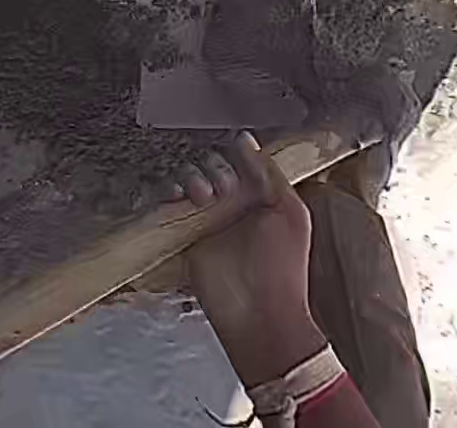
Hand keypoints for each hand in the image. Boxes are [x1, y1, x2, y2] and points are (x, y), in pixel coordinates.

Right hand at [172, 132, 326, 384]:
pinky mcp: (183, 234)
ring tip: (202, 196)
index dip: (233, 154)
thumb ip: (269, 174)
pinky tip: (176, 195)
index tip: (236, 159)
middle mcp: (229, 202)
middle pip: (209, 163)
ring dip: (191, 176)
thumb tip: (245, 140)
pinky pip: (166, 203)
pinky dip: (165, 191)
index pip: (236, 158)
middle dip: (214, 167)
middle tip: (223, 189)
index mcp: (256, 194)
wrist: (260, 315)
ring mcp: (205, 218)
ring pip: (186, 177)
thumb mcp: (290, 213)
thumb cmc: (282, 267)